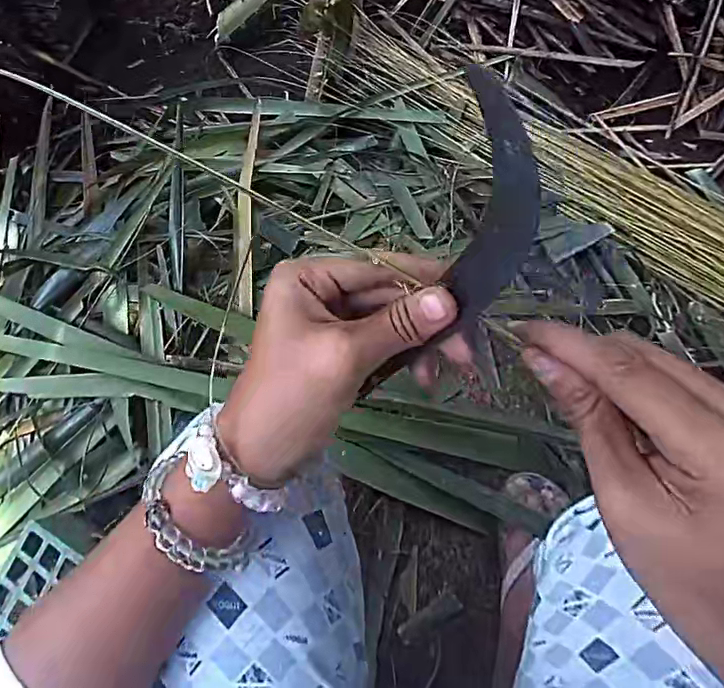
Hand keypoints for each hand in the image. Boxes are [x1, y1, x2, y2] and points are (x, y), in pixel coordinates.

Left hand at [215, 256, 460, 483]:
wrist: (256, 456)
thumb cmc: (292, 397)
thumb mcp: (346, 356)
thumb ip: (397, 325)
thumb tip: (449, 299)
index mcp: (307, 277)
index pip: (375, 268)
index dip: (422, 280)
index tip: (466, 295)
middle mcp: (317, 289)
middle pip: (386, 294)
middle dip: (426, 320)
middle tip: (466, 349)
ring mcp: (328, 319)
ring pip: (389, 318)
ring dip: (420, 341)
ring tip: (449, 369)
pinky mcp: (338, 347)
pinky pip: (381, 340)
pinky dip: (404, 355)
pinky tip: (424, 376)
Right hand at [516, 323, 723, 687]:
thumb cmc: (696, 593)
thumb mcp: (627, 508)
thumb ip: (590, 422)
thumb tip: (544, 360)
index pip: (631, 374)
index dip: (571, 345)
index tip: (523, 328)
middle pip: (651, 359)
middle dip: (588, 352)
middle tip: (535, 354)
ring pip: (667, 363)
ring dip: (613, 367)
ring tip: (571, 382)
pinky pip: (687, 382)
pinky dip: (642, 384)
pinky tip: (618, 406)